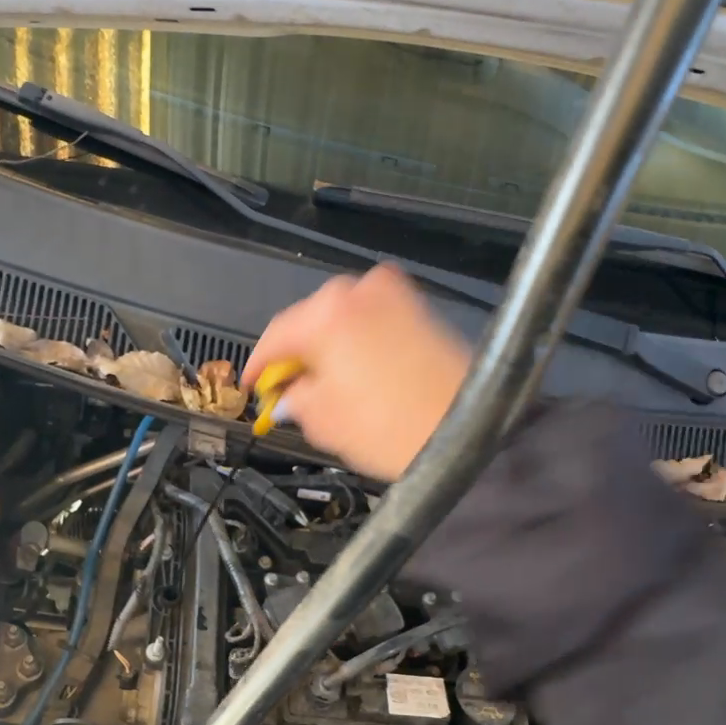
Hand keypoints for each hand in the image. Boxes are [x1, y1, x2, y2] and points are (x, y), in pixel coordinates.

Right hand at [244, 263, 470, 481]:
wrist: (472, 432)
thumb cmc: (406, 428)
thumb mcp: (326, 422)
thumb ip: (296, 400)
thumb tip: (290, 395)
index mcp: (329, 313)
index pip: (275, 335)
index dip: (258, 366)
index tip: (253, 383)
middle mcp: (362, 292)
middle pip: (310, 322)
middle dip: (298, 356)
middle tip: (287, 390)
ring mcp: (396, 298)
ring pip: (344, 321)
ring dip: (330, 350)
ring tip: (326, 389)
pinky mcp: (422, 312)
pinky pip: (374, 324)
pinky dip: (360, 345)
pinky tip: (359, 378)